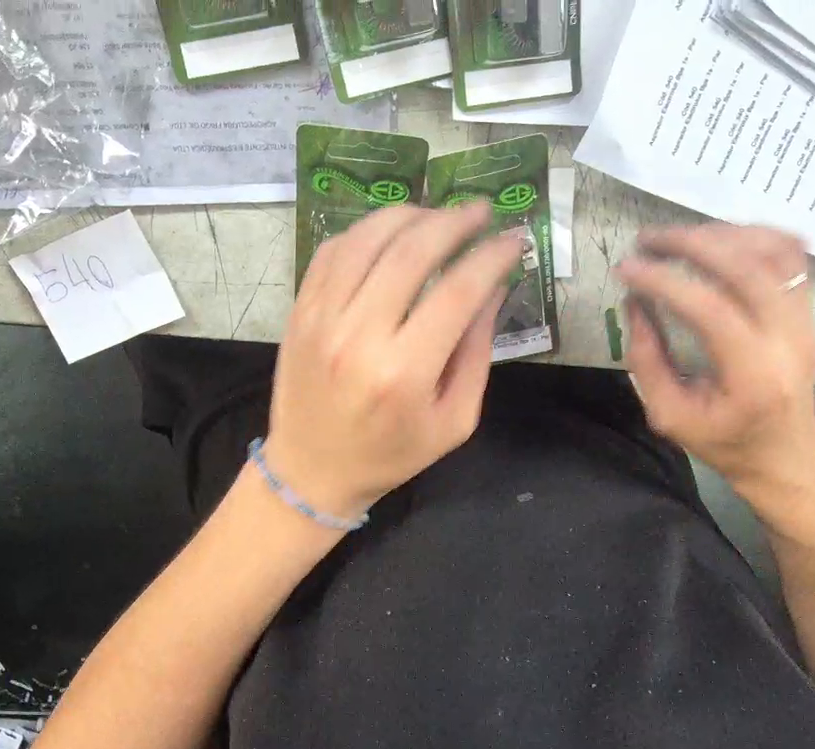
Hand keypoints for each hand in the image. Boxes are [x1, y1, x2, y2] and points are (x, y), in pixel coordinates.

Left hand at [262, 203, 519, 519]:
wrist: (312, 471)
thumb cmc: (391, 454)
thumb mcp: (453, 422)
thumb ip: (476, 356)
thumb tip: (493, 291)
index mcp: (404, 373)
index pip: (457, 292)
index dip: (491, 257)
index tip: (514, 240)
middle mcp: (359, 337)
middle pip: (411, 252)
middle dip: (453, 222)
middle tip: (480, 211)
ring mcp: (322, 319)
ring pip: (368, 240)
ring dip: (410, 215)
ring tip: (438, 217)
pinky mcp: (300, 312)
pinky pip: (332, 251)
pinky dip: (366, 231)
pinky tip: (391, 232)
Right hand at [615, 226, 814, 496]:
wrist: (784, 452)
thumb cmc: (724, 441)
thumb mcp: (671, 417)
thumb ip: (648, 363)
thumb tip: (635, 304)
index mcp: (753, 376)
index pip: (710, 310)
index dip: (665, 282)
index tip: (627, 269)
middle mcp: (788, 340)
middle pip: (748, 268)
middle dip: (692, 244)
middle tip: (648, 239)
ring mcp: (805, 320)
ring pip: (773, 252)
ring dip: (723, 235)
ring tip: (680, 238)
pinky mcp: (808, 309)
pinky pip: (791, 256)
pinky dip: (755, 236)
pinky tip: (721, 238)